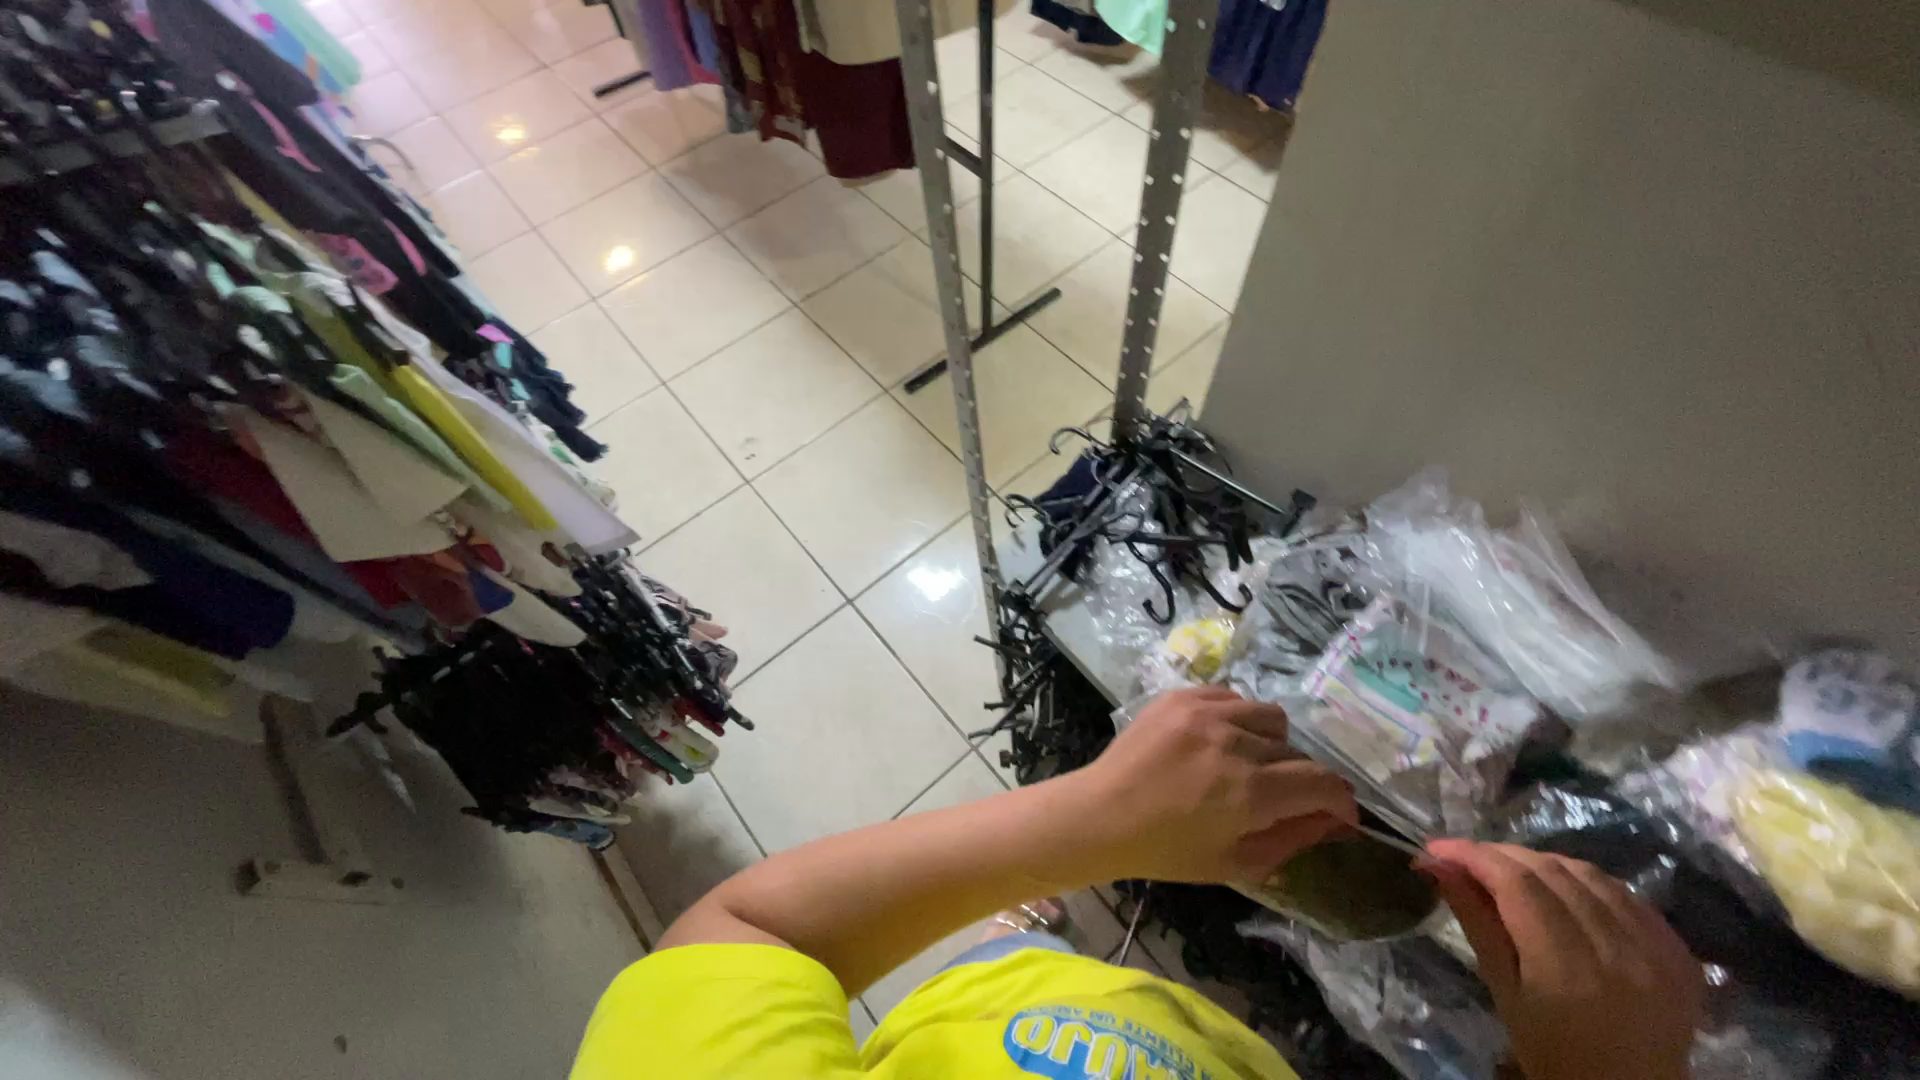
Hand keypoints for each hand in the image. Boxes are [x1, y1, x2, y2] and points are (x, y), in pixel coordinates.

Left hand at [1066, 686, 1357, 883]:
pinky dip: (1238, 718)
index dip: (1340, 801)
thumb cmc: (1166, 849)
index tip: (1337, 814)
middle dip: (1300, 778)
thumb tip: (1335, 821)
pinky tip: (1220, 740)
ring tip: (1247, 763)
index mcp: (1251, 791)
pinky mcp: (1181, 696)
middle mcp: (1234, 743)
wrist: (1102, 813)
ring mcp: (1205, 712)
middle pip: (1297, 751)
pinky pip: (1233, 697)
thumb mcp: (1236, 861)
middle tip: (1279, 796)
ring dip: (1271, 742)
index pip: (1324, 782)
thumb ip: (1293, 839)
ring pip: (1270, 717)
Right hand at [1423, 840, 1701, 1079]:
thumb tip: (1438, 865)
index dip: (1471, 854)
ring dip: (1541, 863)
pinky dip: (1584, 883)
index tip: (1436, 847)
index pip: (1515, 882)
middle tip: (1465, 861)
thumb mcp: (1503, 990)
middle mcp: (1617, 949)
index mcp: (1566, 966)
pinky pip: (1625, 895)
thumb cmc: (1552, 1051)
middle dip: (1500, 855)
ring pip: (1588, 874)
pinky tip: (1563, 893)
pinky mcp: (1679, 953)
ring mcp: (1656, 950)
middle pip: (1550, 870)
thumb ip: (1475, 920)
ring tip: (1511, 874)